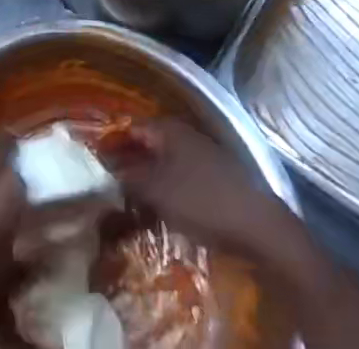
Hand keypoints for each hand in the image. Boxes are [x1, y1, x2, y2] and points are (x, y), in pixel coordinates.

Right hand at [115, 119, 302, 263]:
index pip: (128, 128)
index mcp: (167, 128)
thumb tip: (104, 172)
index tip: (95, 163)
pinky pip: (182, 176)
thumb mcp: (153, 190)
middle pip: (147, 144)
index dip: (109, 144)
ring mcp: (205, 156)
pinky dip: (168, 187)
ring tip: (131, 198)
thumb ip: (124, 177)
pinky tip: (161, 206)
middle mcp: (186, 135)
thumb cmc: (201, 201)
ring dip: (147, 177)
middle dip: (128, 162)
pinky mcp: (219, 178)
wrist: (264, 231)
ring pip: (165, 162)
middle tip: (109, 182)